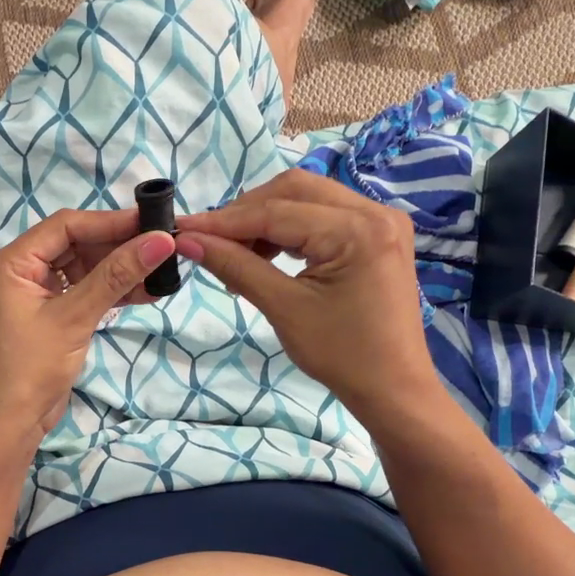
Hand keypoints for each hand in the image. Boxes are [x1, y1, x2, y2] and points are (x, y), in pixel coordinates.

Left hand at [0, 208, 184, 445]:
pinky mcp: (47, 314)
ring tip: (162, 271)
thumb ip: (116, 276)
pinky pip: (82, 291)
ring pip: (82, 268)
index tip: (153, 223)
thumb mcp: (75, 317)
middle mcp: (18, 271)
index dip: (110, 222)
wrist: (11, 422)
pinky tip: (146, 292)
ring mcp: (32, 293)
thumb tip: (162, 240)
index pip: (65, 226)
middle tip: (162, 246)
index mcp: (11, 263)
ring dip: (119, 271)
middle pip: (75, 243)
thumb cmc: (32, 368)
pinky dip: (109, 292)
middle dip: (118, 247)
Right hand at [174, 169, 440, 422]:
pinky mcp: (376, 234)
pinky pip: (322, 215)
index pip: (276, 211)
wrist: (391, 385)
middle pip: (293, 189)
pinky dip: (288, 228)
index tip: (183, 230)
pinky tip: (265, 254)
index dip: (223, 221)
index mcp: (357, 229)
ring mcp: (380, 220)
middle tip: (209, 242)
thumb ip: (236, 266)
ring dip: (265, 219)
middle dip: (245, 212)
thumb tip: (188, 241)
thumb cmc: (341, 354)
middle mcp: (375, 211)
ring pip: (306, 198)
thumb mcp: (283, 308)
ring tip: (235, 253)